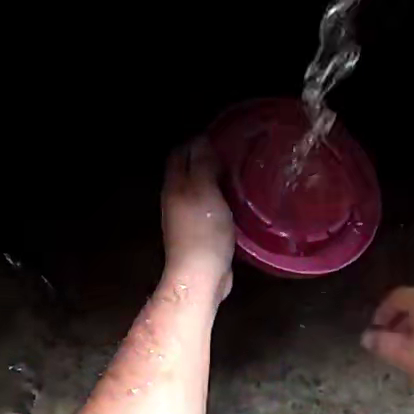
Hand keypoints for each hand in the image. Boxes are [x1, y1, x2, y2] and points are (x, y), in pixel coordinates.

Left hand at [161, 140, 234, 299]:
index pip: (180, 152)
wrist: (200, 276)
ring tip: (239, 173)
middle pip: (188, 170)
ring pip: (199, 190)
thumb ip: (202, 164)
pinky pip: (208, 208)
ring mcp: (185, 218)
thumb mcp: (205, 190)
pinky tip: (237, 201)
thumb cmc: (203, 231)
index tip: (223, 136)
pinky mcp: (199, 234)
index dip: (198, 141)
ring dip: (215, 180)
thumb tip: (202, 140)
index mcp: (174, 185)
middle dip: (207, 159)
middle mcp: (175, 199)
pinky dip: (220, 200)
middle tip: (234, 153)